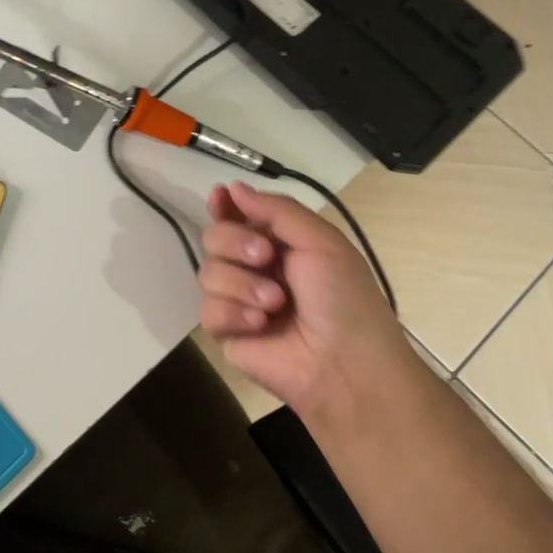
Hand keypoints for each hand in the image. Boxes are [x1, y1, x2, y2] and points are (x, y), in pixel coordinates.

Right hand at [197, 181, 409, 416]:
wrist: (344, 364)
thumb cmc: (343, 299)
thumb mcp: (322, 243)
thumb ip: (277, 211)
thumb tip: (233, 188)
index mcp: (281, 245)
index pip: (241, 216)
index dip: (225, 206)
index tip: (219, 196)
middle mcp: (255, 269)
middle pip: (214, 238)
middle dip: (235, 244)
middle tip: (265, 258)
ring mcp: (239, 300)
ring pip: (208, 272)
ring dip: (241, 285)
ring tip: (275, 305)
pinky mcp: (227, 332)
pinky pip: (207, 310)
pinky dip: (233, 314)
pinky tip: (260, 326)